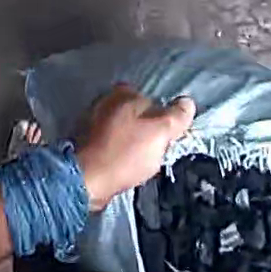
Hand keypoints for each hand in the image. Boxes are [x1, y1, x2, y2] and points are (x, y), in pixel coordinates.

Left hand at [73, 83, 195, 210]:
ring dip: (129, 142)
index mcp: (123, 92)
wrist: (86, 179)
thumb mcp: (159, 133)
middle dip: (144, 131)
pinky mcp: (82, 138)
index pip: (154, 102)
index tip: (165, 141)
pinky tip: (119, 163)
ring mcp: (90, 118)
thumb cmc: (125, 153)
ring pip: (121, 129)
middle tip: (151, 153)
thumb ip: (175, 117)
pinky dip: (114, 150)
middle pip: (136, 115)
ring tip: (135, 162)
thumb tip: (188, 102)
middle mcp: (105, 98)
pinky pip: (107, 141)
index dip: (163, 122)